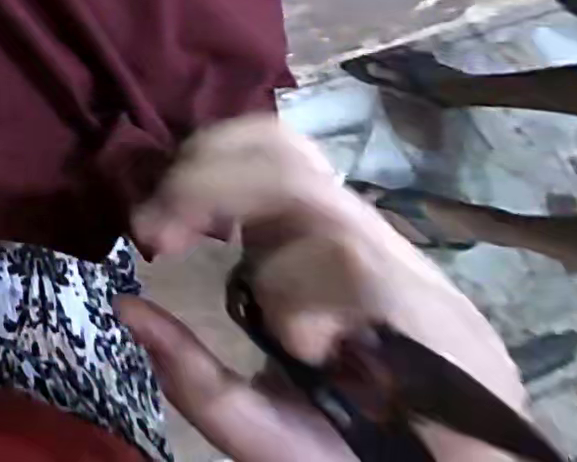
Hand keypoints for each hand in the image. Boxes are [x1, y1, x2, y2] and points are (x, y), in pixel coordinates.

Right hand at [115, 116, 525, 461]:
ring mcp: (364, 219)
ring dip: (205, 162)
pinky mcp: (332, 203)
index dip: (286, 282)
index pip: (346, 257)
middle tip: (149, 235)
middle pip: (294, 180)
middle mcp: (396, 252)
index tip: (265, 334)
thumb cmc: (368, 454)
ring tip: (166, 206)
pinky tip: (193, 191)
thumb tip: (126, 307)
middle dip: (204, 193)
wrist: (450, 447)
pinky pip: (278, 149)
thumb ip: (208, 391)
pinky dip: (222, 153)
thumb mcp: (289, 448)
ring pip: (281, 145)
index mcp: (420, 326)